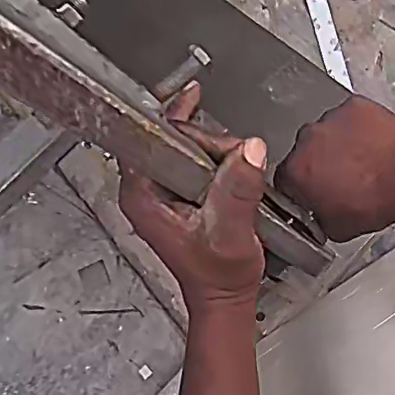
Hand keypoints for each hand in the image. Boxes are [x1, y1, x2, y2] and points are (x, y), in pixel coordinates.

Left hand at [119, 83, 268, 309]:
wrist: (226, 298)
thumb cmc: (218, 276)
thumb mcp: (231, 232)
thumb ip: (239, 190)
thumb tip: (250, 151)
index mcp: (144, 196)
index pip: (153, 138)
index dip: (177, 120)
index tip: (191, 97)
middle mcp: (149, 191)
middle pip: (177, 139)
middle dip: (212, 143)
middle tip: (238, 161)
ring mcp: (165, 194)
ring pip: (190, 150)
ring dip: (220, 155)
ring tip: (237, 178)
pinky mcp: (182, 197)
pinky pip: (197, 164)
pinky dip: (220, 163)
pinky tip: (234, 174)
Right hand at [277, 96, 394, 240]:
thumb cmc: (378, 200)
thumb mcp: (338, 229)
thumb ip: (317, 219)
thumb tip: (318, 218)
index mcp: (297, 171)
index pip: (286, 179)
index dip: (302, 187)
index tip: (315, 190)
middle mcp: (308, 139)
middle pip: (307, 151)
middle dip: (321, 162)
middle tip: (345, 177)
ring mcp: (331, 119)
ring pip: (329, 132)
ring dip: (340, 143)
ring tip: (364, 160)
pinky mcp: (354, 106)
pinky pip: (351, 116)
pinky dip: (360, 127)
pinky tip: (373, 144)